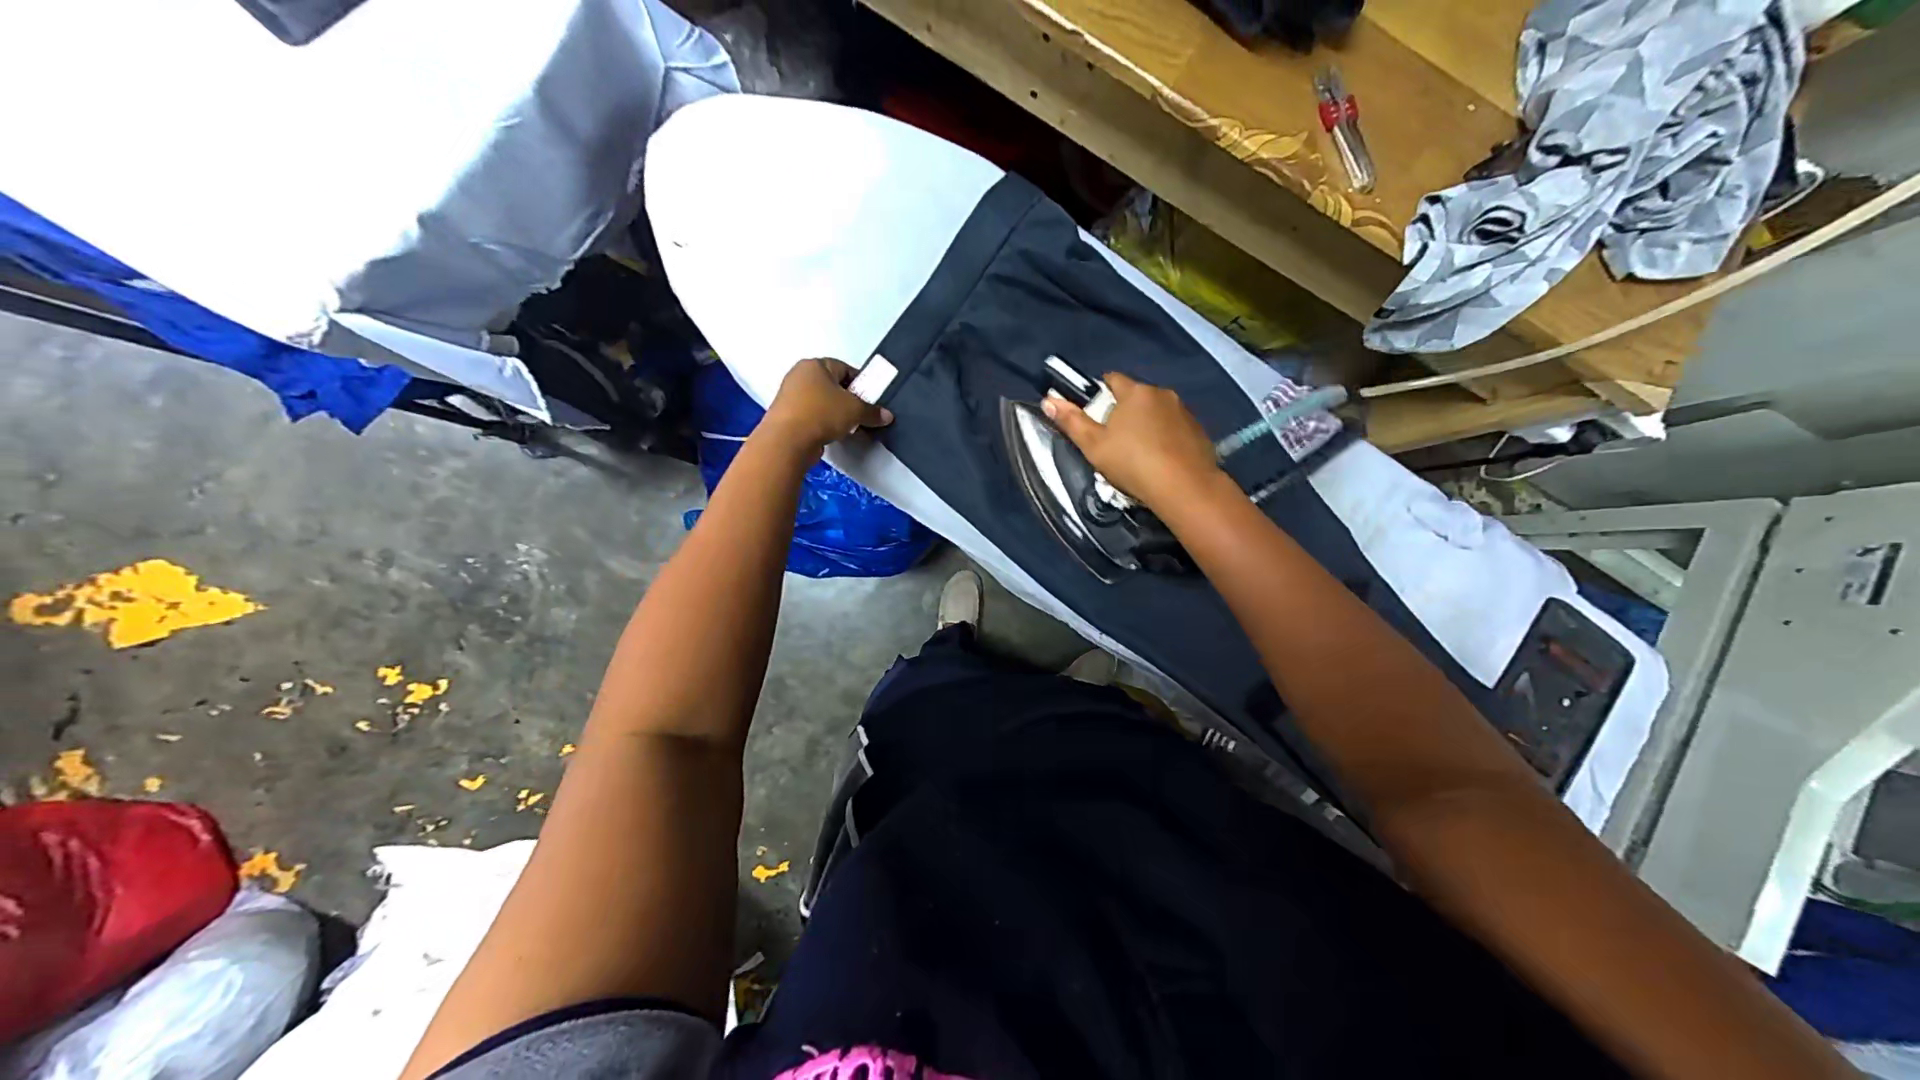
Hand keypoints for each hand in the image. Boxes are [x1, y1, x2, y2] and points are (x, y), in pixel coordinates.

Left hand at [761, 358, 893, 456]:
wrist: (788, 440)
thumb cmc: (822, 413)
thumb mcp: (855, 411)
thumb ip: (872, 412)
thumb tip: (887, 416)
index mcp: (815, 365)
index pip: (844, 368)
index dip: (860, 383)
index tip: (869, 399)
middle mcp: (799, 375)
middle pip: (831, 385)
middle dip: (846, 399)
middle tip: (859, 414)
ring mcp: (789, 395)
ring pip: (820, 401)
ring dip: (833, 412)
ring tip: (846, 426)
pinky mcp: (785, 415)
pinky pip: (810, 415)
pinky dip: (820, 423)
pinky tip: (830, 434)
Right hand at [1042, 372, 1223, 511]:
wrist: (1184, 487)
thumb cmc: (1133, 463)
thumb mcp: (1093, 446)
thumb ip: (1071, 421)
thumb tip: (1048, 400)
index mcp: (1135, 392)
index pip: (1112, 379)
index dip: (1099, 393)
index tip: (1093, 413)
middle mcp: (1163, 394)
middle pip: (1136, 396)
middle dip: (1124, 412)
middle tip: (1112, 440)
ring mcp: (1185, 412)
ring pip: (1158, 413)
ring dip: (1147, 425)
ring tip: (1139, 454)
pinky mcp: (1200, 432)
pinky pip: (1176, 429)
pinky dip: (1167, 439)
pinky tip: (1161, 461)